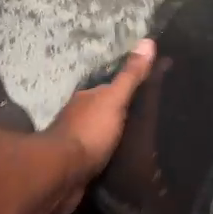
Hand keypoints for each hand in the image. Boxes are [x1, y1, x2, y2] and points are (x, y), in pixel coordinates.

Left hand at [45, 39, 157, 213]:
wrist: (63, 173)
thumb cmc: (90, 130)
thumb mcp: (115, 99)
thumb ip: (131, 76)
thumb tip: (148, 41)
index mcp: (88, 97)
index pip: (111, 89)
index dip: (128, 91)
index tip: (149, 96)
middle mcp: (80, 116)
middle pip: (105, 113)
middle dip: (122, 117)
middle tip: (149, 125)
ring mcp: (76, 142)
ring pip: (101, 137)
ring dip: (114, 140)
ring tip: (141, 147)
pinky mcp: (77, 167)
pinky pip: (98, 159)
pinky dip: (108, 160)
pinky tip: (122, 165)